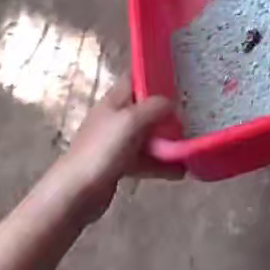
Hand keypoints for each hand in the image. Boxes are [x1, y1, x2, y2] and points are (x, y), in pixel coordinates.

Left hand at [48, 85, 183, 222]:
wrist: (76, 193)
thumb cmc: (103, 149)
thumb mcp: (132, 120)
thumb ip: (155, 107)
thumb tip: (173, 104)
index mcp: (114, 100)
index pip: (136, 79)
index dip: (156, 76)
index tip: (181, 80)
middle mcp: (115, 118)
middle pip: (146, 109)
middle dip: (168, 113)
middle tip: (194, 115)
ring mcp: (116, 142)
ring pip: (148, 136)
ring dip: (168, 141)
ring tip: (191, 146)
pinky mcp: (119, 165)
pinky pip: (146, 159)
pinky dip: (162, 164)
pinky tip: (182, 171)